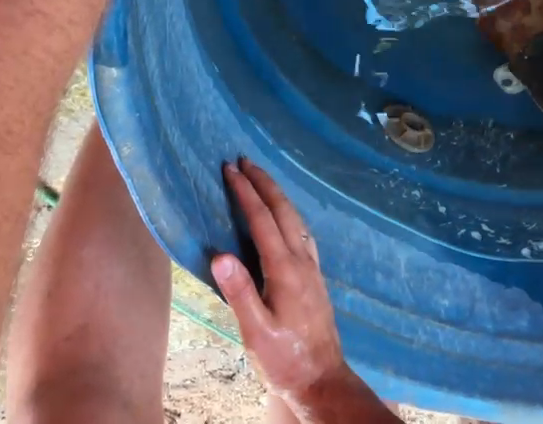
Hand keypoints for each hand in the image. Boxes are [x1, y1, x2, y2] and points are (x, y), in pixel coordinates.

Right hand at [213, 160, 397, 423]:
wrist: (322, 381)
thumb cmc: (285, 360)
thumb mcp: (256, 333)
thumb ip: (239, 293)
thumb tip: (220, 254)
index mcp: (285, 270)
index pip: (262, 220)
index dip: (245, 192)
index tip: (230, 169)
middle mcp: (301, 261)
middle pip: (282, 210)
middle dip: (262, 182)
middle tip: (244, 160)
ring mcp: (312, 267)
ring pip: (295, 218)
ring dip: (277, 193)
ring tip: (261, 177)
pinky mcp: (315, 277)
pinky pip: (302, 232)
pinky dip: (290, 212)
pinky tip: (287, 215)